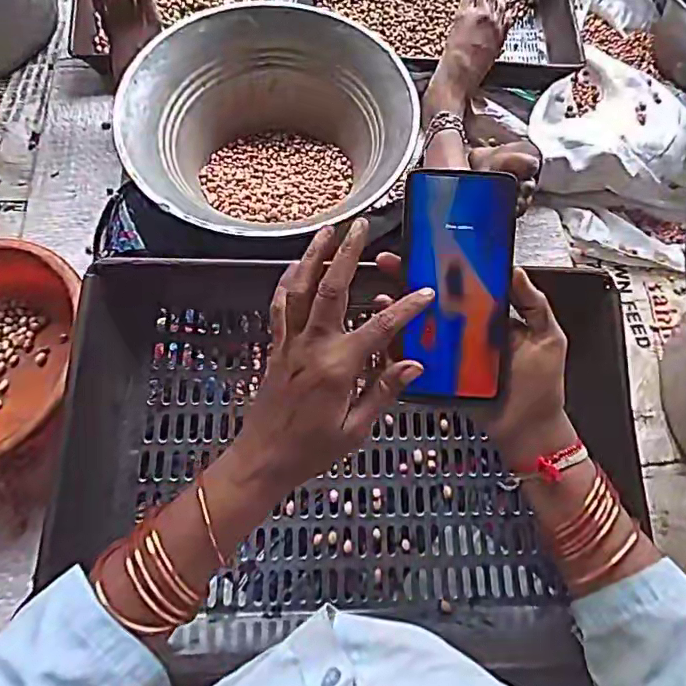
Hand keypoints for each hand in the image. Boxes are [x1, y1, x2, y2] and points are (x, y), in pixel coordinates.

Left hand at [214, 220, 432, 498]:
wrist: (261, 459)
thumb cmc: (310, 451)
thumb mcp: (355, 429)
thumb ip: (383, 392)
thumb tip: (414, 365)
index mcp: (337, 367)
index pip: (380, 328)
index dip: (405, 308)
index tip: (424, 292)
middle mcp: (311, 346)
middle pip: (331, 288)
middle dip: (348, 254)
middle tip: (361, 226)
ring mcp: (289, 343)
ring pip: (300, 289)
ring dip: (313, 256)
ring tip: (326, 231)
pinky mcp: (275, 346)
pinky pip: (280, 305)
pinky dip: (288, 281)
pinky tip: (296, 267)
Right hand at [371, 256, 573, 468]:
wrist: (529, 428)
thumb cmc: (541, 386)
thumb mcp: (548, 337)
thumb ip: (534, 304)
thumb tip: (517, 272)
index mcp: (488, 316)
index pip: (461, 284)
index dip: (442, 267)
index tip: (425, 251)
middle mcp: (464, 330)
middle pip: (432, 300)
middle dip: (408, 280)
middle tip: (392, 265)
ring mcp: (449, 353)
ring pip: (417, 326)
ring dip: (397, 311)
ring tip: (385, 300)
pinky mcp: (439, 375)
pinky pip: (414, 358)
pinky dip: (397, 348)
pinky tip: (388, 336)